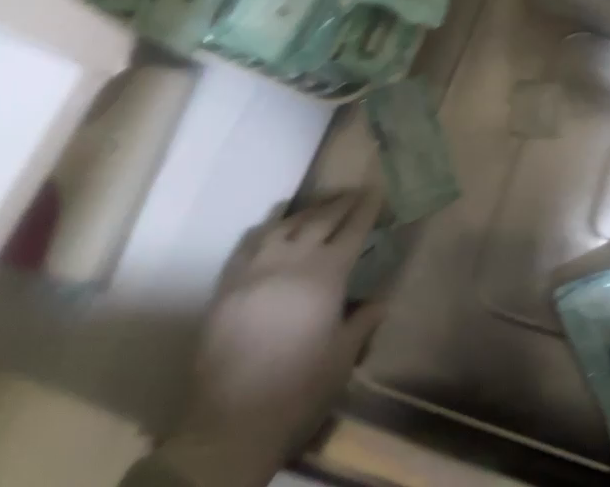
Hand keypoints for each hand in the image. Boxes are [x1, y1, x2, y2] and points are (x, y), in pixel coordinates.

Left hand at [156, 192, 385, 486]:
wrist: (232, 419)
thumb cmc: (299, 389)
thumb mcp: (343, 358)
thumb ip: (362, 321)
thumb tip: (381, 298)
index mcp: (325, 276)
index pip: (352, 231)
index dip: (366, 210)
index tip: (377, 191)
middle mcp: (290, 261)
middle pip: (319, 220)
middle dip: (339, 203)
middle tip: (353, 192)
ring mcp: (255, 269)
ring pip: (284, 225)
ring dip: (305, 211)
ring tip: (319, 205)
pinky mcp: (228, 284)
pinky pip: (250, 243)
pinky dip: (268, 228)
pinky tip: (274, 228)